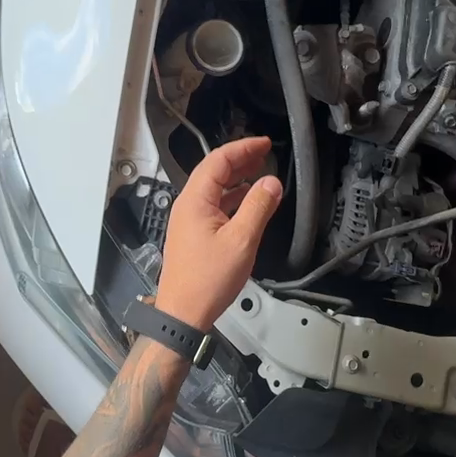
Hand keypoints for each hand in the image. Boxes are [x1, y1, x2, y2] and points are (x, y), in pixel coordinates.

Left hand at [154, 137, 282, 330]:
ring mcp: (189, 219)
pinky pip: (214, 205)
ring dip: (237, 178)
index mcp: (195, 200)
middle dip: (240, 159)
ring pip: (214, 188)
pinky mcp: (193, 233)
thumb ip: (258, 207)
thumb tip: (272, 183)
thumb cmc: (207, 280)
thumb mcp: (241, 241)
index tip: (263, 144)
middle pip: (214, 171)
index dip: (243, 148)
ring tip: (260, 172)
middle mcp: (188, 205)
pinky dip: (233, 197)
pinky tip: (248, 201)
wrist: (183, 313)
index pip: (218, 160)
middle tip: (264, 153)